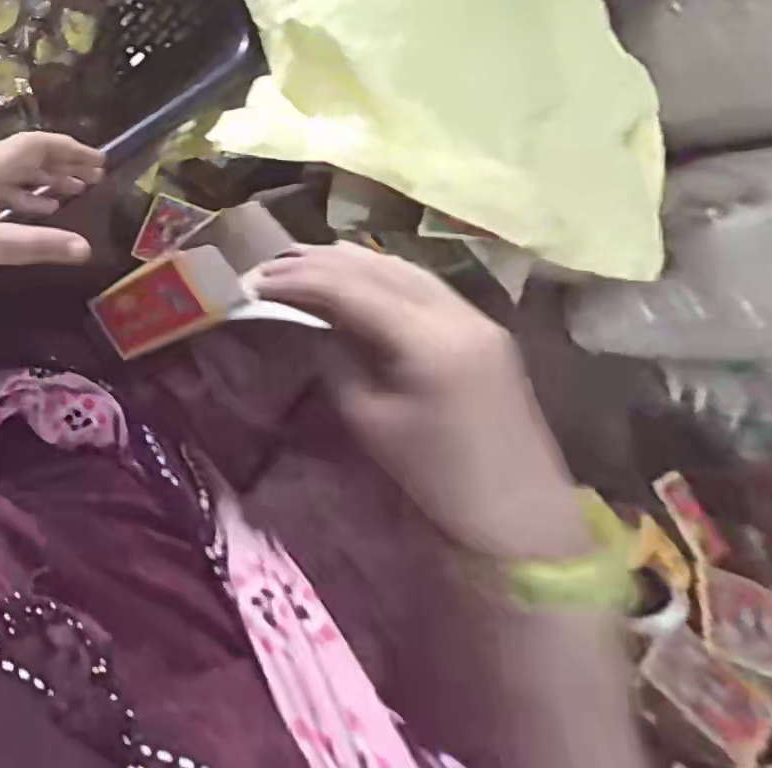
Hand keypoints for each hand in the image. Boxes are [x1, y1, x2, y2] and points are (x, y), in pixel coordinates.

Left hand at [0, 132, 104, 275]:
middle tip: (96, 178)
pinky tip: (37, 210)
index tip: (101, 162)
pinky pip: (1, 186)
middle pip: (31, 155)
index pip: (40, 145)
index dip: (72, 151)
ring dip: (46, 180)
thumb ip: (37, 244)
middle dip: (64, 165)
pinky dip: (24, 195)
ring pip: (16, 171)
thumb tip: (84, 249)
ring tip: (76, 194)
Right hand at [255, 243, 592, 560]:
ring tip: (298, 259)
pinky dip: (377, 269)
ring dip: (345, 260)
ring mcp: (475, 318)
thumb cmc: (432, 472)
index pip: (349, 289)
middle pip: (374, 269)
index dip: (296, 280)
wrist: (518, 512)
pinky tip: (351, 267)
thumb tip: (305, 322)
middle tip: (266, 268)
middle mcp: (457, 316)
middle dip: (314, 264)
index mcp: (428, 341)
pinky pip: (420, 282)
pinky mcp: (479, 328)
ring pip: (399, 268)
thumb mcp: (366, 416)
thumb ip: (333, 357)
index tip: (254, 283)